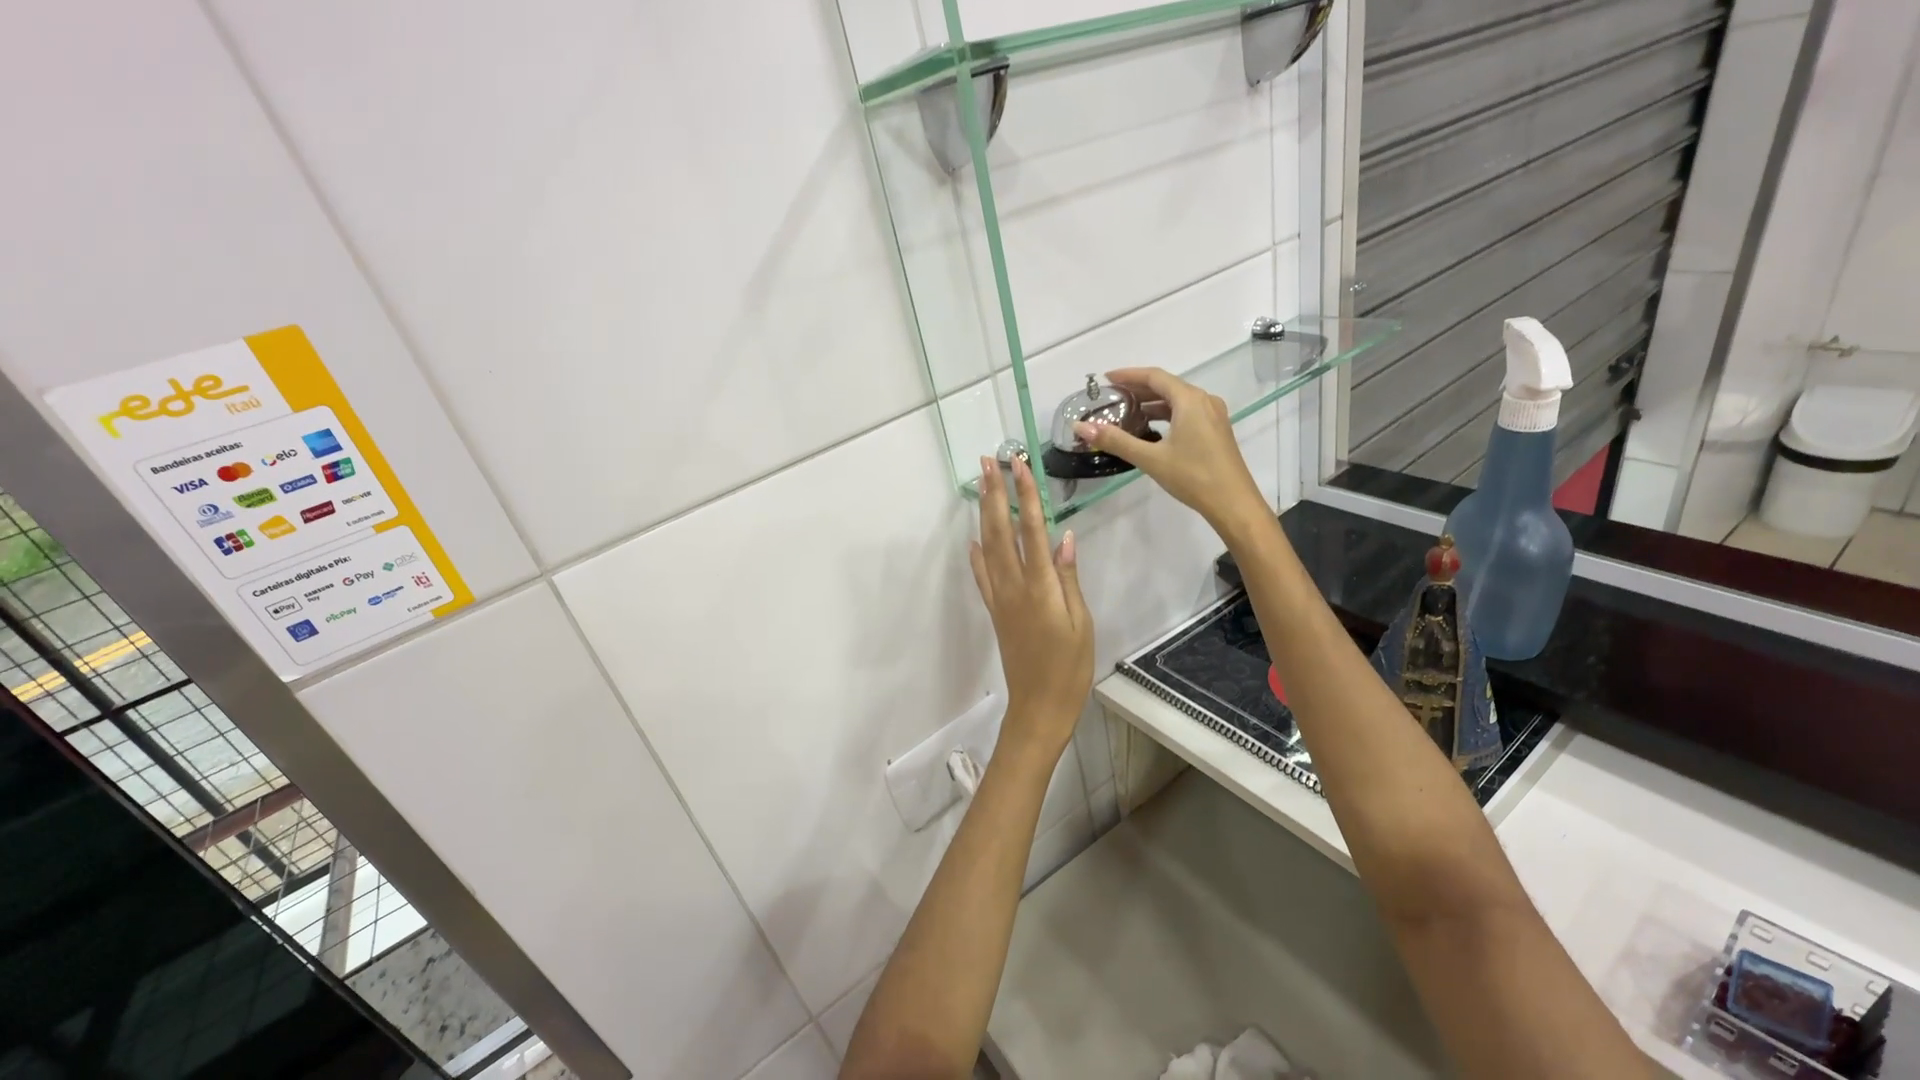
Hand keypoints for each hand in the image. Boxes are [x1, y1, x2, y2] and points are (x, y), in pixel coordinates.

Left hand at [970, 454, 1093, 759]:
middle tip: (989, 460)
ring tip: (981, 484)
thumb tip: (1063, 537)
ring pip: (988, 547)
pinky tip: (974, 539)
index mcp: (1040, 587)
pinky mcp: (996, 613)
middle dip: (995, 493)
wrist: (1039, 707)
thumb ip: (1068, 578)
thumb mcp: (1081, 622)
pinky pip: (982, 576)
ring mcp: (1000, 599)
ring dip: (984, 513)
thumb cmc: (1070, 668)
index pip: (1031, 529)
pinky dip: (977, 554)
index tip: (1019, 464)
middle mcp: (1014, 586)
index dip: (1025, 495)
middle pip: (1001, 530)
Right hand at [1075, 367, 1267, 532]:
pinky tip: (1153, 429)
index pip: (1154, 377)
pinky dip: (1167, 414)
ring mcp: (1214, 415)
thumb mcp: (1151, 459)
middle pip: (1167, 386)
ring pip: (1178, 400)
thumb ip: (1116, 440)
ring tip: (1128, 413)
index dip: (1128, 375)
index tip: (1106, 379)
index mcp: (1190, 400)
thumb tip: (1081, 427)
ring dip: (1153, 403)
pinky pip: (1188, 412)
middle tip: (1113, 397)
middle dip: (1139, 389)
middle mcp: (1204, 400)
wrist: (1234, 503)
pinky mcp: (1216, 430)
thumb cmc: (1193, 477)